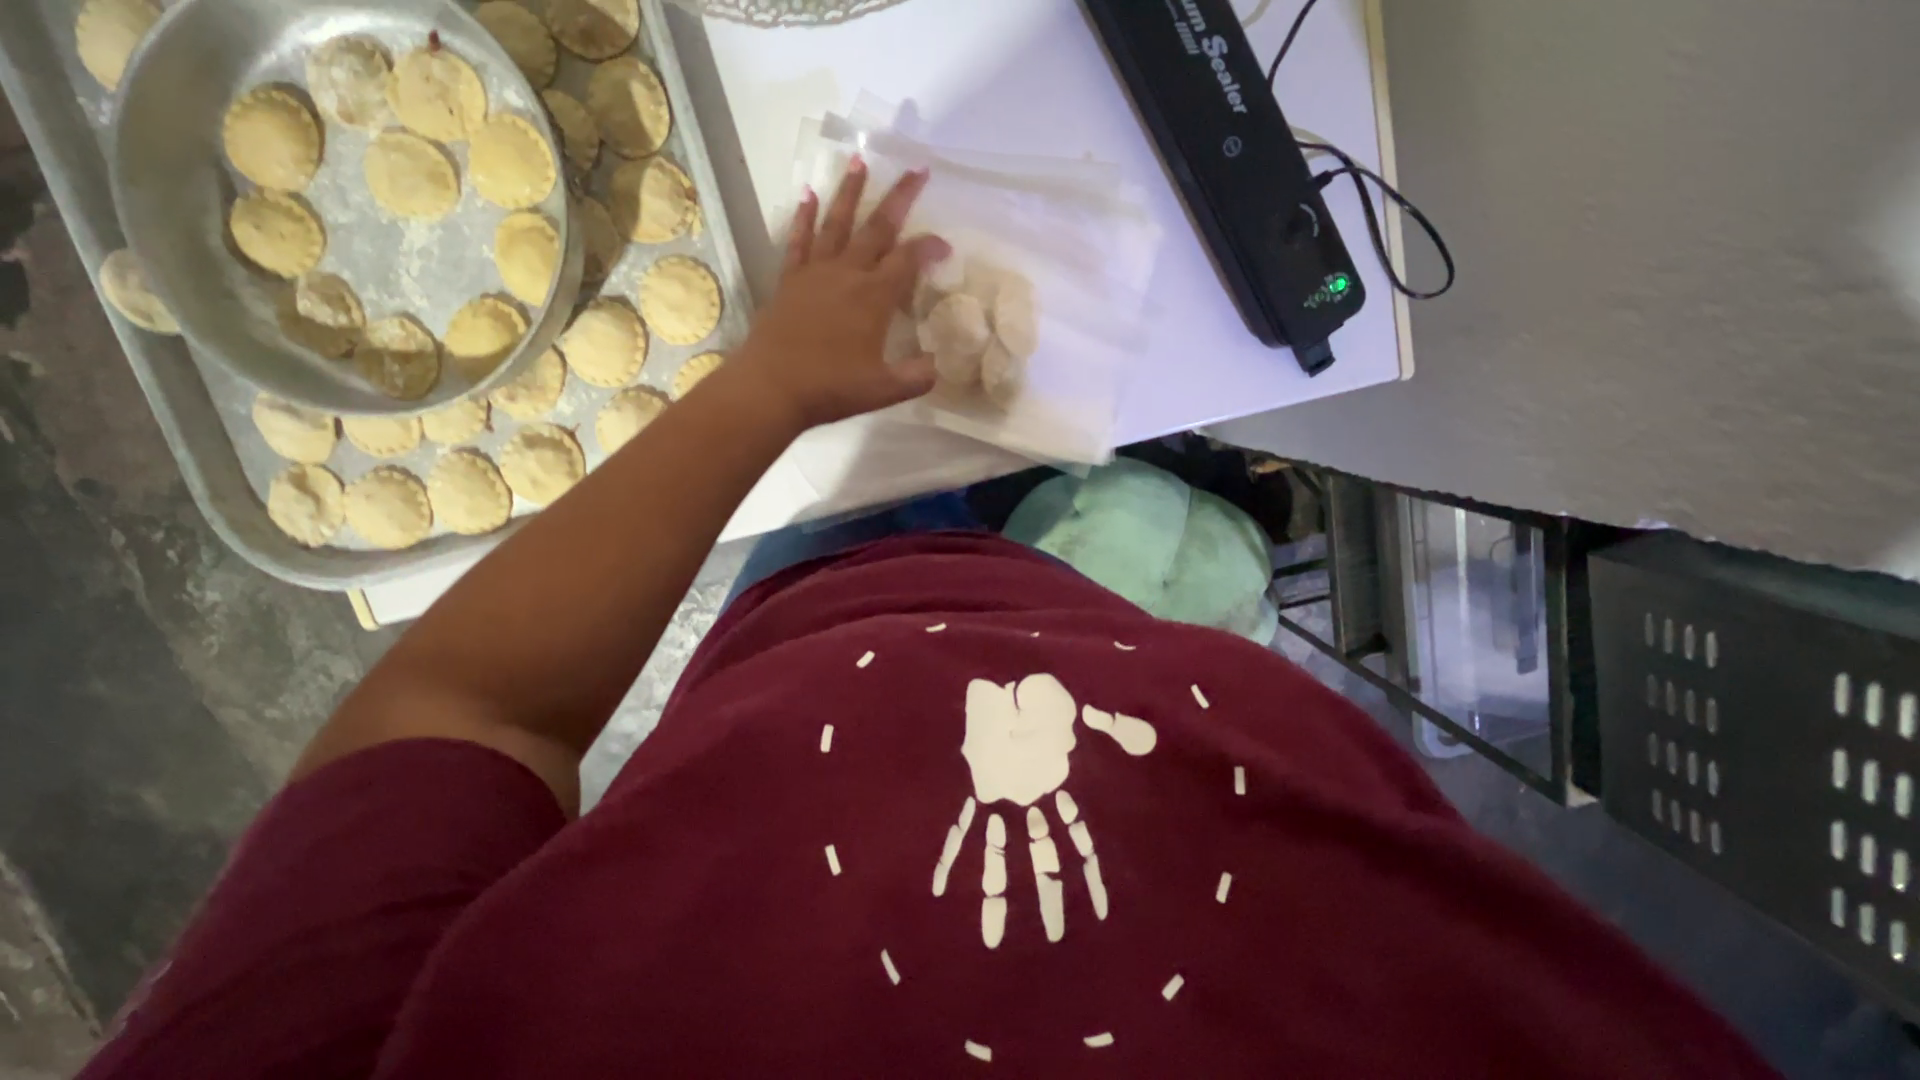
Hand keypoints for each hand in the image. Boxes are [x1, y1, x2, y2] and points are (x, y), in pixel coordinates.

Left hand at [729, 158, 951, 429]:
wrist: (770, 387)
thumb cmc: (830, 388)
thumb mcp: (884, 390)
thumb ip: (916, 376)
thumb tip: (936, 365)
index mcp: (874, 297)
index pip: (909, 260)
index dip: (929, 247)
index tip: (944, 246)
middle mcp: (847, 274)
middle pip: (878, 227)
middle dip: (899, 197)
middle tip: (916, 169)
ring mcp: (815, 273)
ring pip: (837, 222)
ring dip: (850, 191)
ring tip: (859, 160)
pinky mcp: (790, 280)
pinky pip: (799, 240)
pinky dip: (805, 216)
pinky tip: (808, 195)